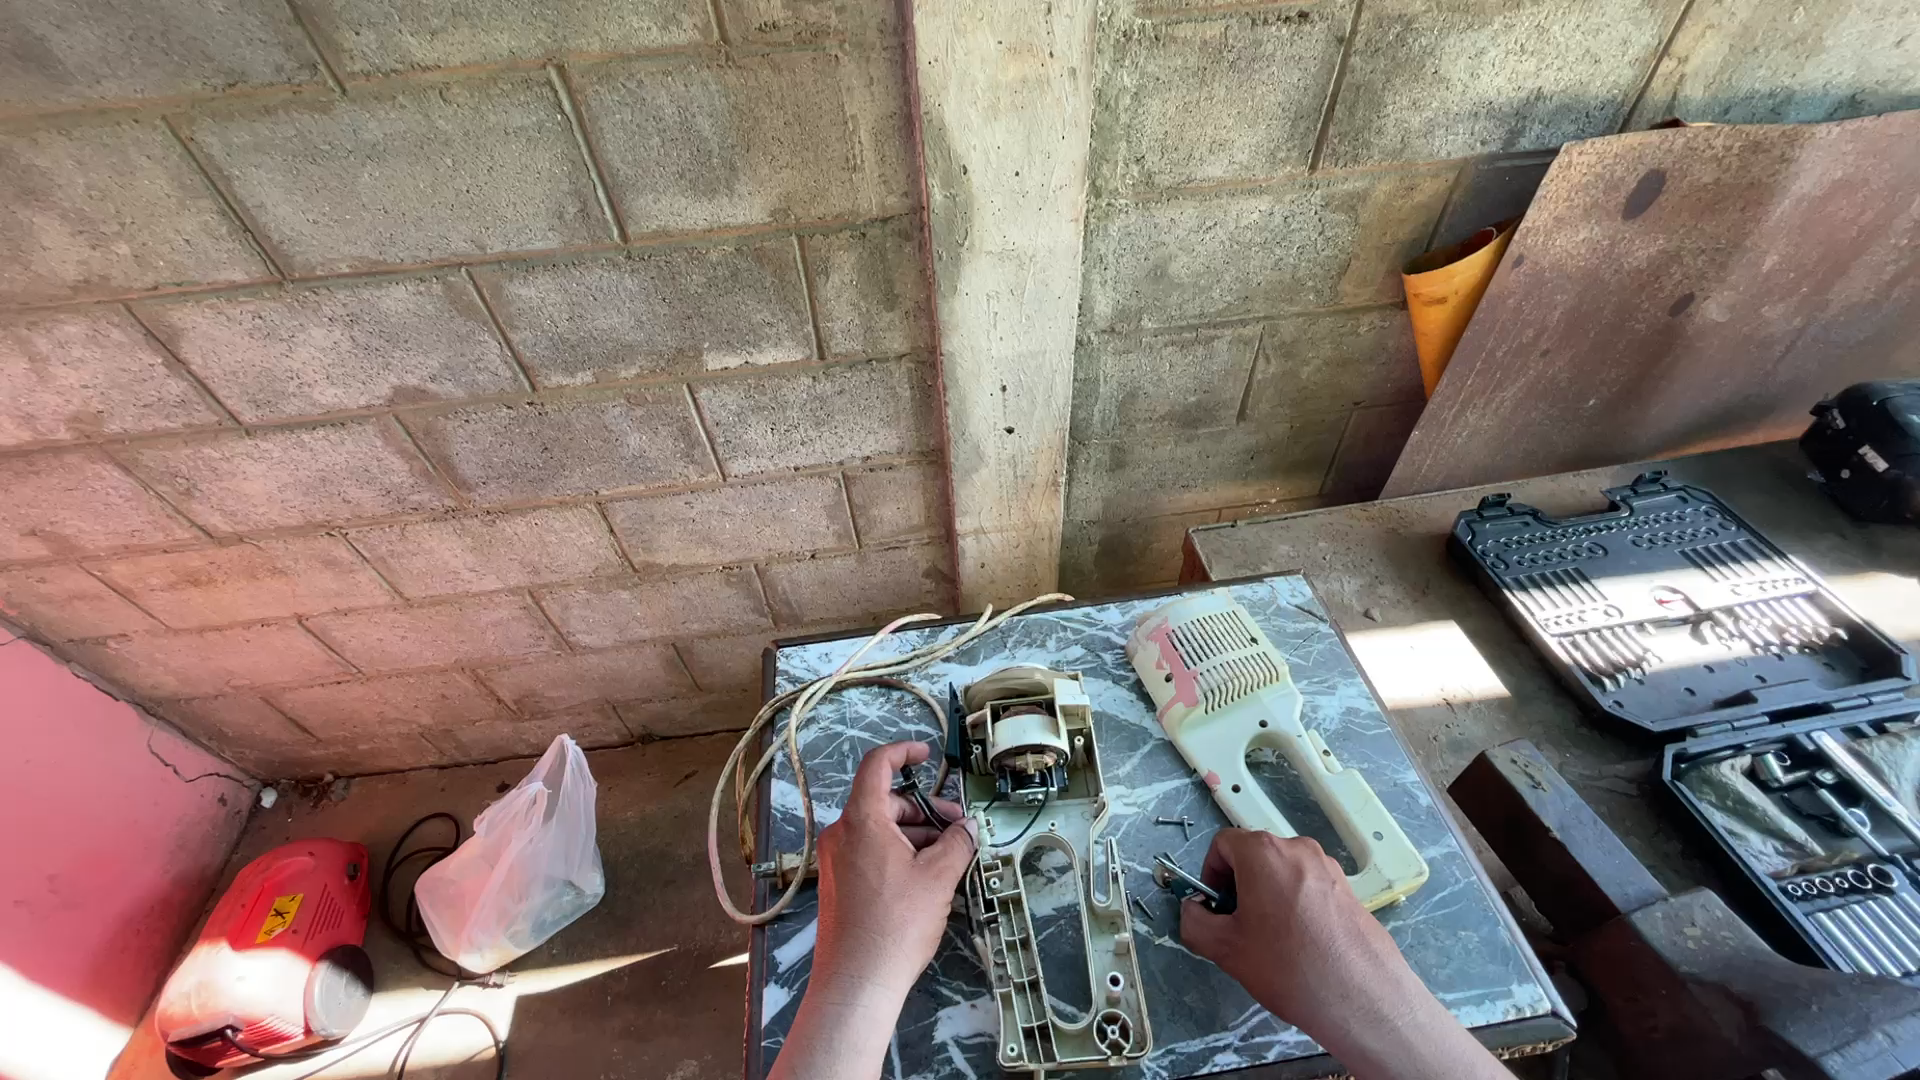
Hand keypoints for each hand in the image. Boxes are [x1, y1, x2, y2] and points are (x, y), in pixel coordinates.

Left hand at [811, 741, 977, 1002]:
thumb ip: (957, 843)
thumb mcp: (938, 878)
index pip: (877, 765)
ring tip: (946, 858)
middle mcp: (842, 833)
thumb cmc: (895, 925)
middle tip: (956, 828)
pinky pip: (870, 851)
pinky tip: (923, 877)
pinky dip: (897, 852)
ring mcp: (836, 860)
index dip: (903, 751)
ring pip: (879, 829)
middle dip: (924, 810)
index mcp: (862, 820)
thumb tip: (969, 828)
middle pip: (885, 802)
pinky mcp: (837, 883)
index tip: (926, 754)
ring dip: (913, 834)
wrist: (855, 984)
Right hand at [1179, 830, 1507, 1079]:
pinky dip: (1297, 905)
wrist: (1367, 1003)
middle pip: (1253, 856)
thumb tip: (1193, 910)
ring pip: (1282, 872)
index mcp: (1263, 851)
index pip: (1222, 844)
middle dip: (1240, 886)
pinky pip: (1309, 886)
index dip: (1210, 874)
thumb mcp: (1225, 949)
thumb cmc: (1291, 968)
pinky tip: (1305, 946)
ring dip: (1268, 896)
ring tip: (1274, 941)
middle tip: (1241, 927)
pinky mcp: (1350, 890)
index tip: (1217, 908)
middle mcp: (1297, 848)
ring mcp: (1328, 867)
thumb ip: (1193, 921)